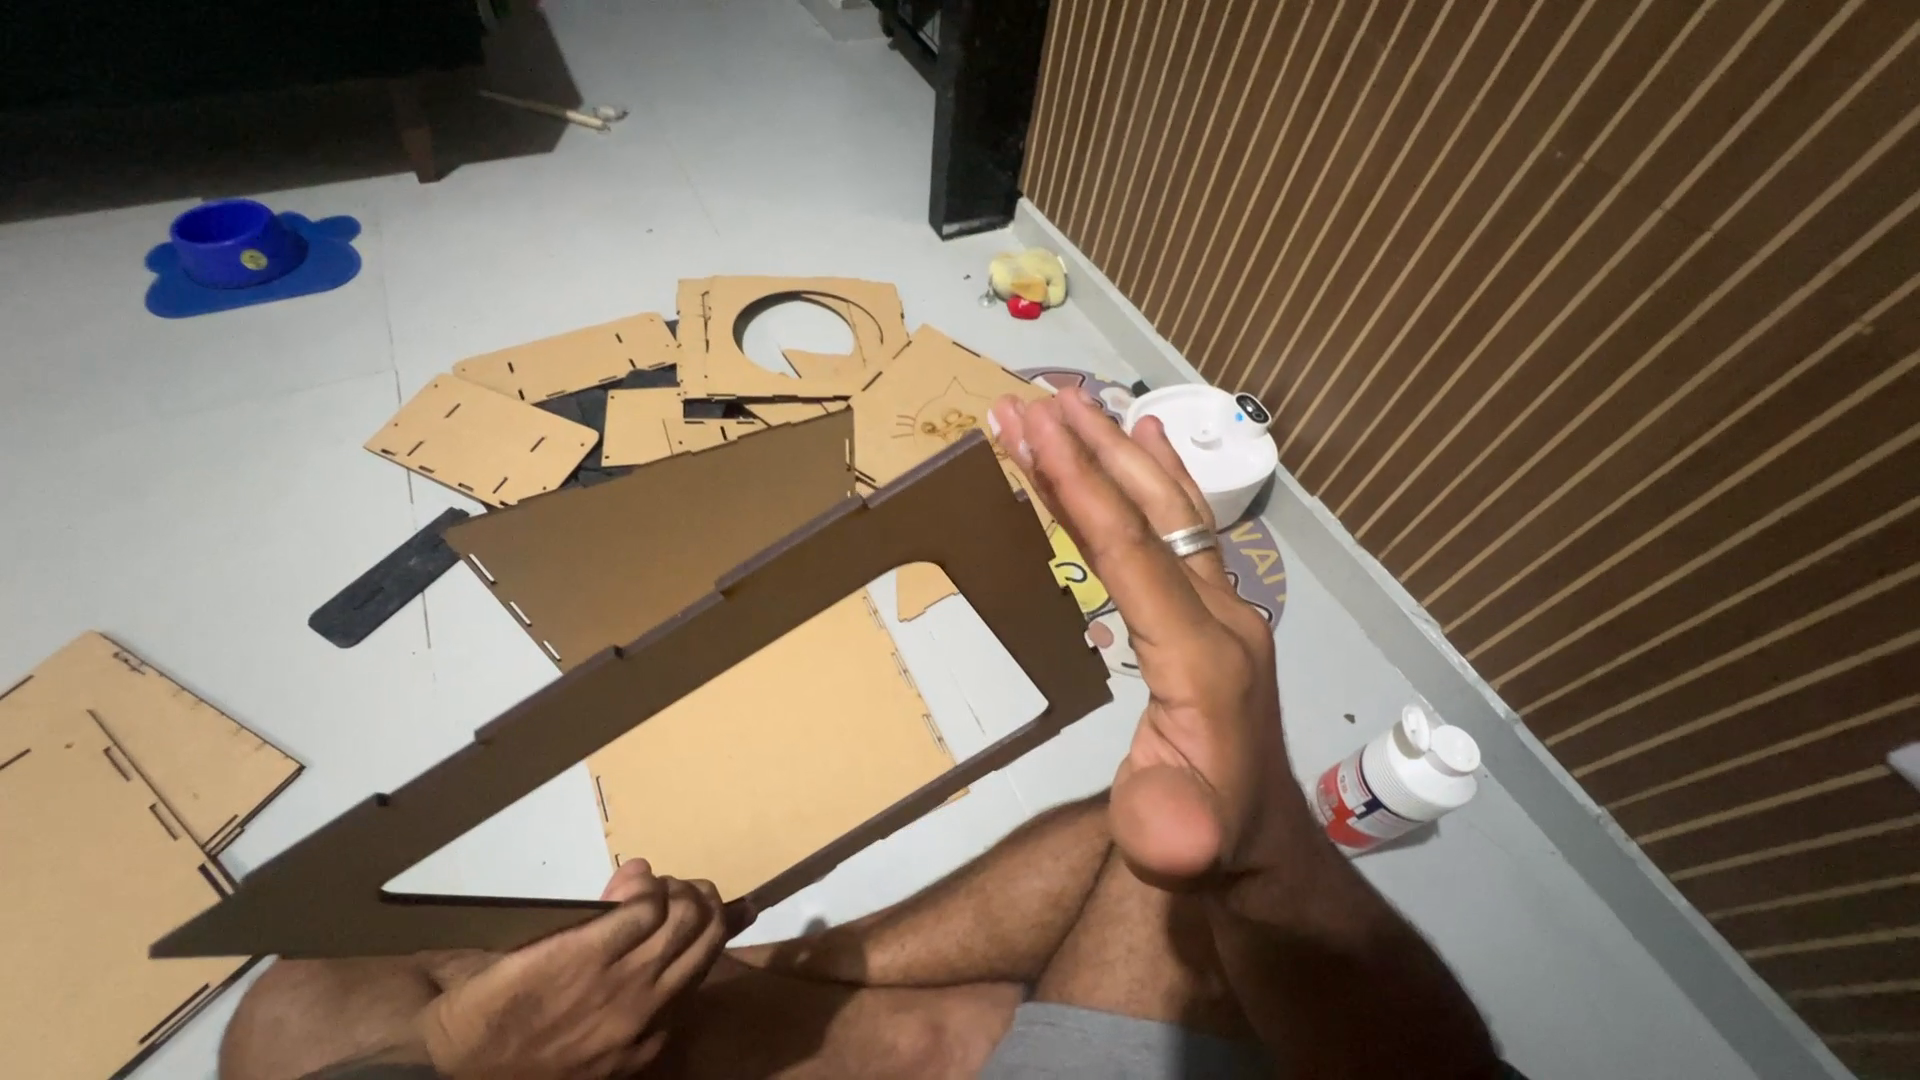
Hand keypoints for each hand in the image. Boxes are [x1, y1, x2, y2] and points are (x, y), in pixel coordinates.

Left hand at [416, 860, 727, 1078]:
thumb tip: (660, 935)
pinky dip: (646, 884)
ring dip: (675, 887)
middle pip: (708, 932)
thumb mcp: (593, 1045)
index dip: (712, 923)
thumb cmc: (519, 1056)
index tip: (701, 905)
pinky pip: (645, 904)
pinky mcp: (590, 952)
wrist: (450, 1068)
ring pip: (686, 913)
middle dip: (703, 899)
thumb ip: (631, 996)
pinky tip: (632, 881)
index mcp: (653, 1037)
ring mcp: (622, 982)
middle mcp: (649, 1008)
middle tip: (677, 889)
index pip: (708, 964)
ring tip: (649, 884)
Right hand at [990, 390, 1296, 880]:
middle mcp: (1219, 611)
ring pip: (1169, 507)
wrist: (1259, 839)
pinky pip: (1186, 524)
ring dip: (1116, 449)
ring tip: (1071, 401)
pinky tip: (1145, 434)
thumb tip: (1165, 830)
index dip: (1080, 489)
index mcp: (1201, 653)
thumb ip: (1174, 833)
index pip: (1131, 552)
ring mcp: (1223, 604)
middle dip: (1087, 449)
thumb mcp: (1181, 846)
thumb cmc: (1205, 835)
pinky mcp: (1215, 608)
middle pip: (1149, 510)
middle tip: (1030, 399)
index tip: (1031, 431)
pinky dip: (1161, 472)